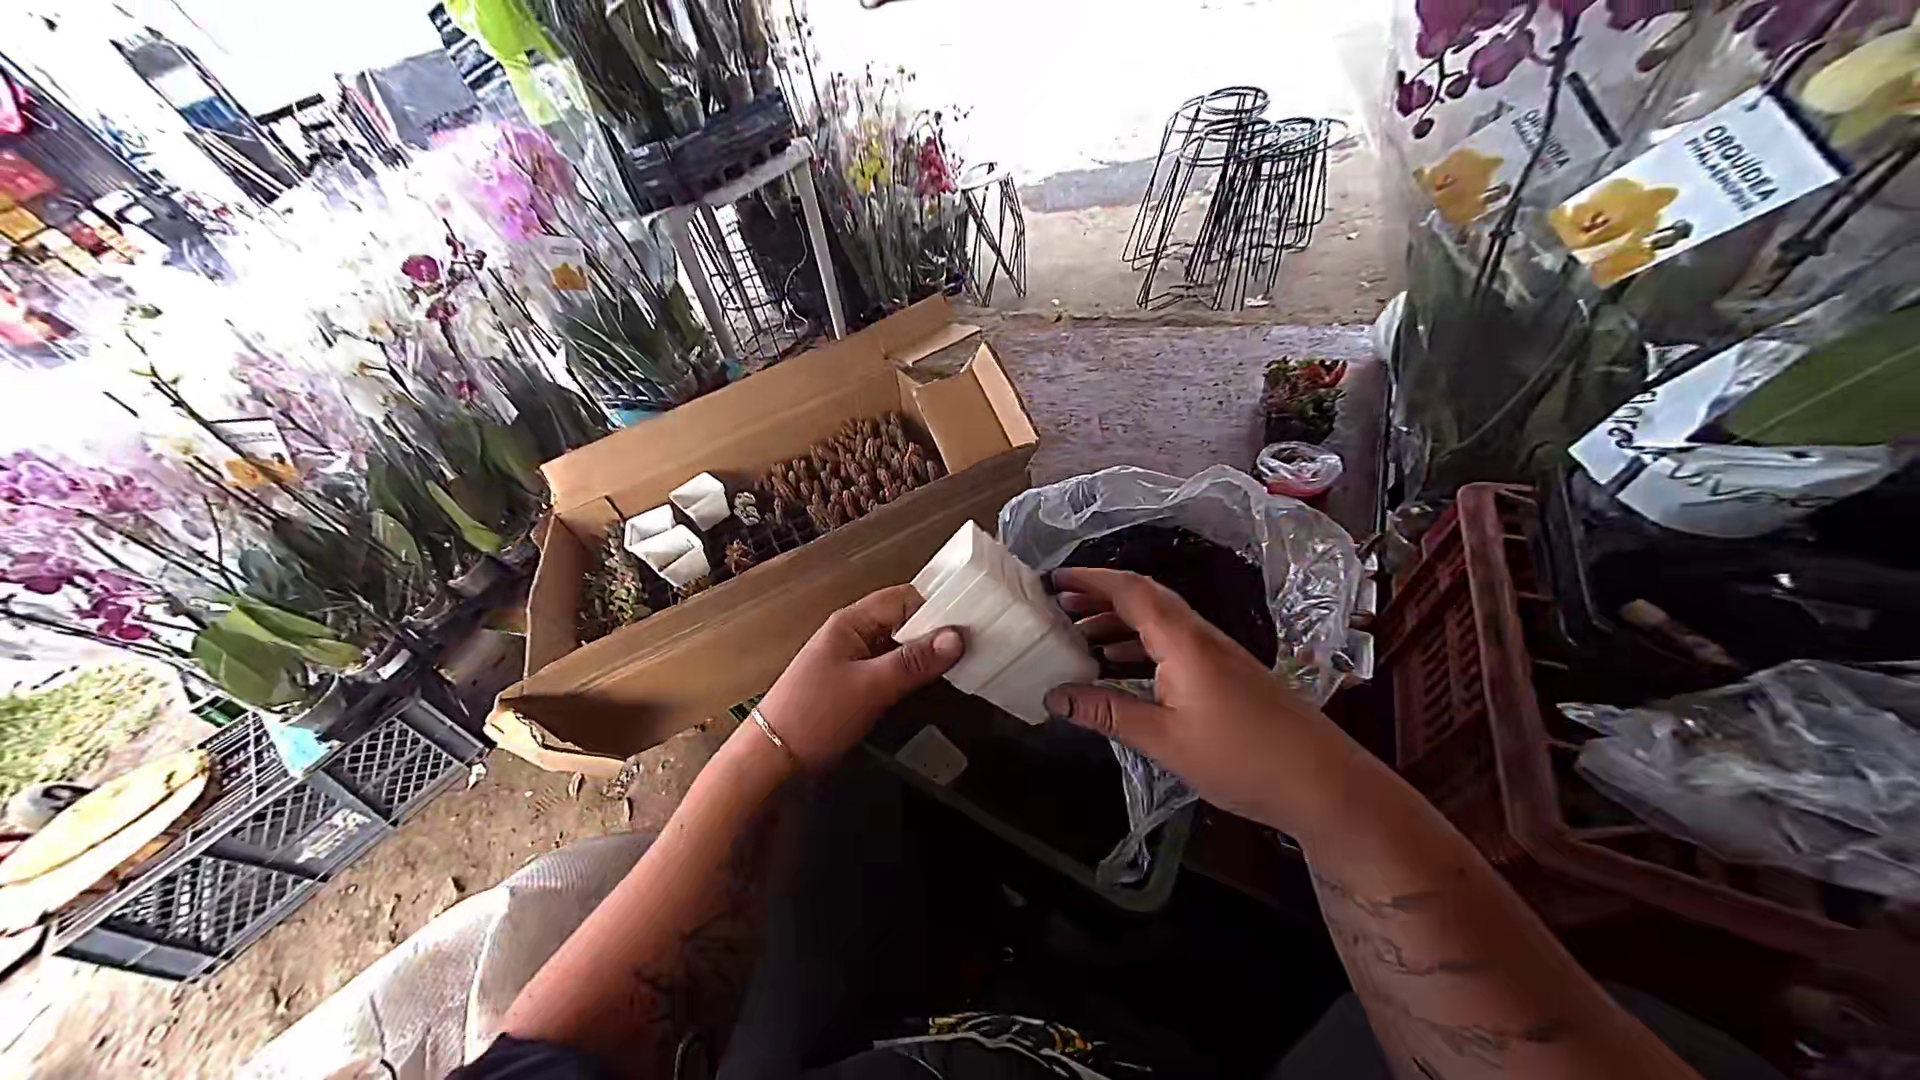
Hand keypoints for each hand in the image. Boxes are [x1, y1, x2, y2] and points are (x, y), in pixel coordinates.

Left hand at [755, 584, 964, 766]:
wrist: (771, 760)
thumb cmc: (815, 715)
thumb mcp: (869, 686)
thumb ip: (913, 661)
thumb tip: (957, 637)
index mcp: (851, 622)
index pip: (903, 599)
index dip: (936, 606)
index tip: (971, 621)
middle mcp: (854, 634)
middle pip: (904, 622)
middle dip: (936, 632)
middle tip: (976, 644)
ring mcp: (854, 661)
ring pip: (900, 647)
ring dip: (925, 655)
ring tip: (965, 663)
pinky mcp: (856, 686)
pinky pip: (892, 669)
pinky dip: (913, 673)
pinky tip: (935, 684)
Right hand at [1044, 568, 1364, 833]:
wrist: (1323, 782)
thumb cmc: (1242, 758)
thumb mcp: (1165, 740)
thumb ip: (1107, 712)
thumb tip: (1054, 697)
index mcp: (1183, 641)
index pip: (1130, 591)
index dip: (1090, 579)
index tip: (1054, 579)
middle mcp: (1199, 635)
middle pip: (1143, 597)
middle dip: (1098, 595)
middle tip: (1059, 605)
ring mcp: (1214, 651)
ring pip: (1157, 619)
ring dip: (1117, 619)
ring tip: (1079, 633)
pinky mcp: (1223, 670)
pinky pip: (1170, 641)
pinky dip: (1137, 642)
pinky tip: (1118, 663)